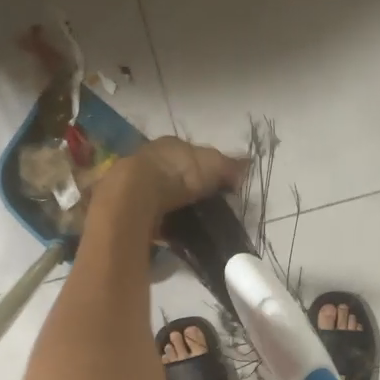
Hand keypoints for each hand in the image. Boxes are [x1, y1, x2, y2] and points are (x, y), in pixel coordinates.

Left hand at [98, 137, 247, 218]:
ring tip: (193, 226)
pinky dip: (165, 224)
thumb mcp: (213, 164)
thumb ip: (229, 166)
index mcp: (171, 145)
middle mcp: (153, 160)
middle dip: (189, 191)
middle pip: (176, 176)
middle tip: (207, 210)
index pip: (191, 155)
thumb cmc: (178, 172)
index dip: (205, 169)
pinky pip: (155, 216)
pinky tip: (175, 235)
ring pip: (164, 196)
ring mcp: (140, 184)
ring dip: (176, 208)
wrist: (139, 195)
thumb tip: (246, 167)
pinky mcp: (133, 208)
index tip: (218, 188)